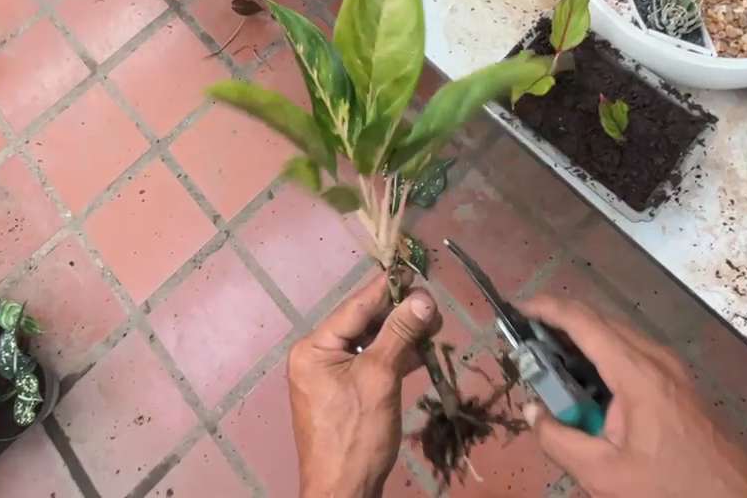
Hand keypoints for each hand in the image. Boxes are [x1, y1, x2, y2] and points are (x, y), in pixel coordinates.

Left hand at [289, 274, 440, 497]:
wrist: (344, 495)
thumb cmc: (357, 434)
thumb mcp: (380, 377)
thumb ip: (399, 333)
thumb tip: (423, 297)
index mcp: (314, 346)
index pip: (355, 306)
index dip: (385, 288)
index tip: (412, 270)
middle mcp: (316, 355)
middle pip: (362, 323)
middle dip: (398, 314)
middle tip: (431, 302)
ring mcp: (329, 376)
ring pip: (369, 344)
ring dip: (400, 335)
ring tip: (432, 324)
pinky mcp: (344, 394)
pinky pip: (370, 365)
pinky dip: (394, 358)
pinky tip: (421, 351)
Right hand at [519, 295, 746, 497]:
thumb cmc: (671, 492)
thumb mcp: (604, 477)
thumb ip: (559, 440)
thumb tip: (532, 411)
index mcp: (636, 371)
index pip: (581, 320)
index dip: (545, 307)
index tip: (516, 308)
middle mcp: (656, 357)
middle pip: (598, 320)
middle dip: (559, 323)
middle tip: (528, 342)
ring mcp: (672, 368)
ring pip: (616, 334)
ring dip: (582, 340)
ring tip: (553, 364)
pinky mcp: (680, 383)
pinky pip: (632, 351)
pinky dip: (603, 355)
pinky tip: (591, 385)